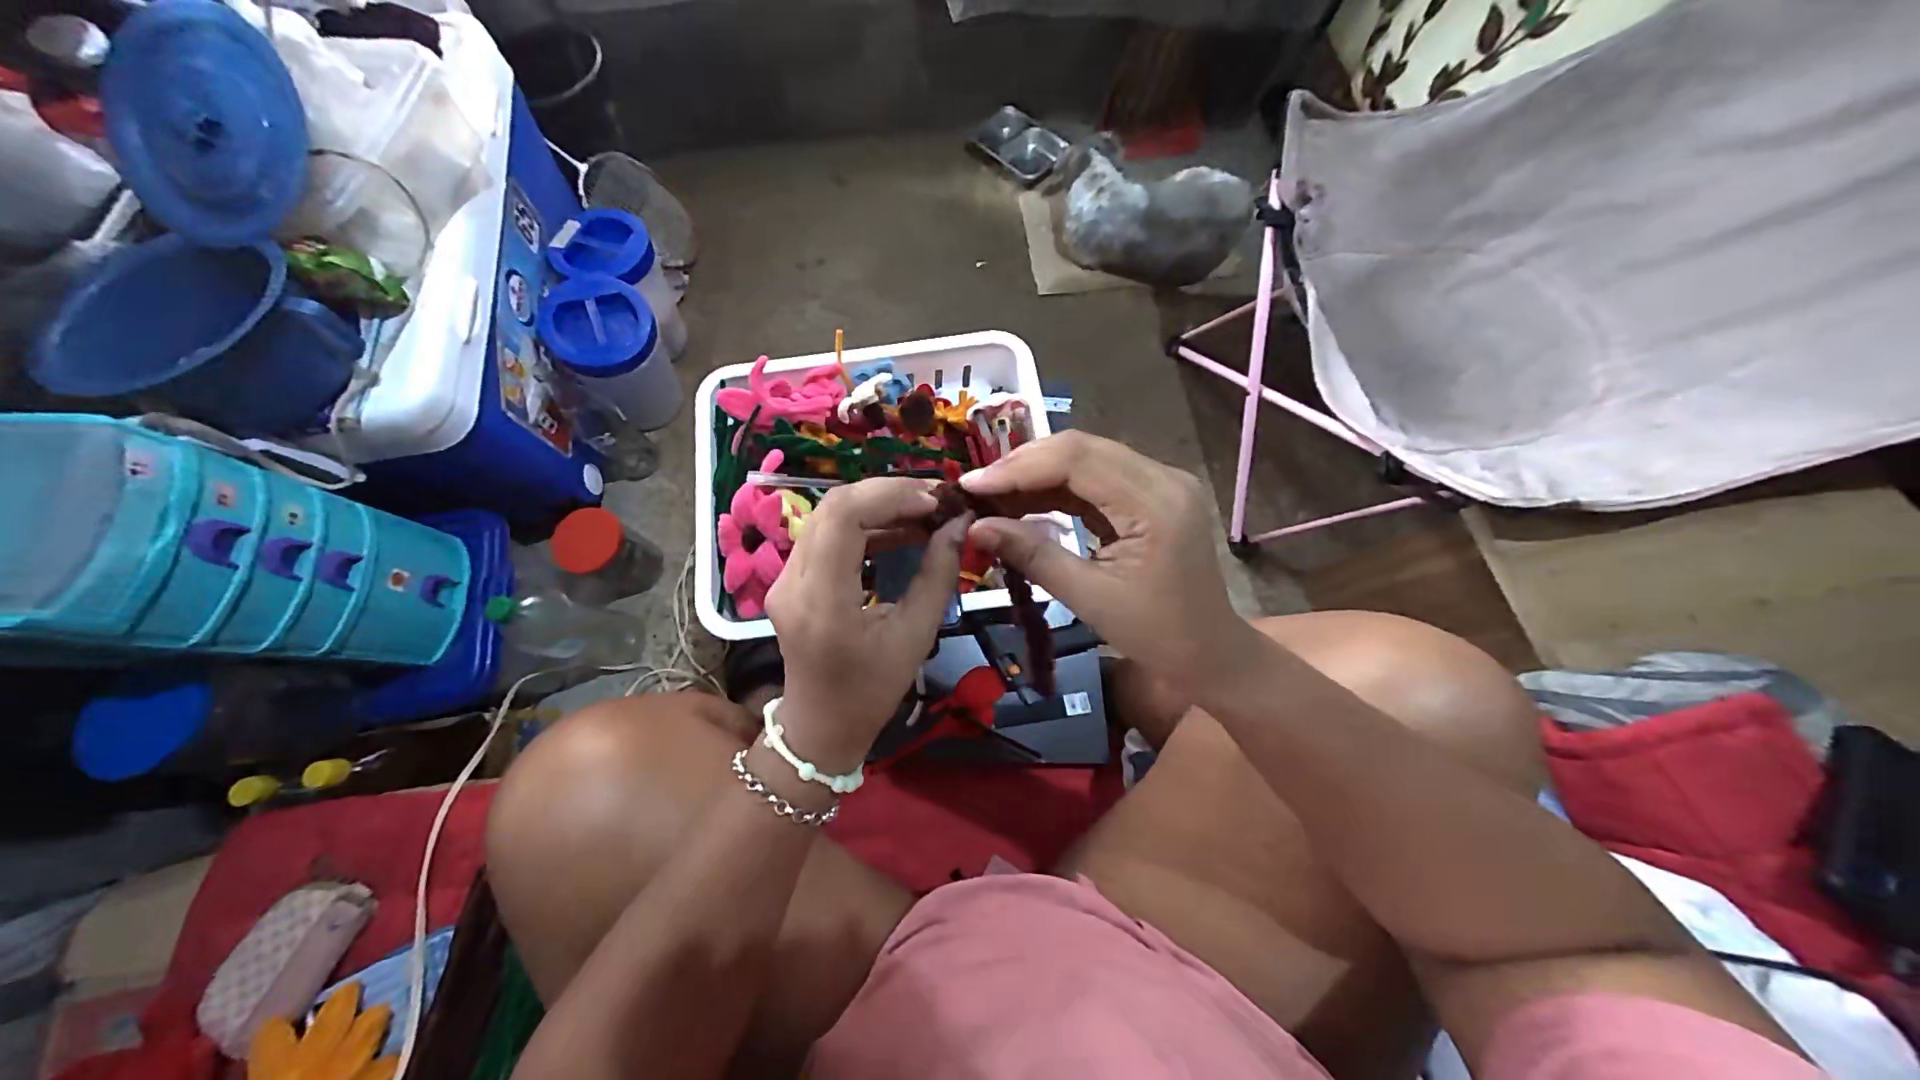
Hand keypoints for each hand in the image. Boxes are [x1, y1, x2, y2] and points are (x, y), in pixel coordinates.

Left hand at [764, 478, 968, 772]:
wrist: (822, 725)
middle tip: (936, 500)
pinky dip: (864, 525)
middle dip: (888, 494)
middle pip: (834, 506)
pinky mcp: (789, 579)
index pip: (844, 517)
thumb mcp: (916, 635)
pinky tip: (900, 529)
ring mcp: (784, 579)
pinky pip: (825, 535)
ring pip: (828, 515)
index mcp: (822, 601)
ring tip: (924, 512)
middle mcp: (793, 582)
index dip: (891, 497)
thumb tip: (960, 524)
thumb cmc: (872, 691)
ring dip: (877, 506)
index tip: (935, 503)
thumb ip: (938, 574)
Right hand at [962, 431, 1255, 688]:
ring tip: (992, 497)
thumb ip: (1032, 555)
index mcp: (1156, 502)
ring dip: (1037, 474)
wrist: (1210, 652)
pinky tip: (1025, 502)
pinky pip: (1097, 477)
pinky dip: (1058, 487)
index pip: (1077, 460)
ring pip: (1086, 457)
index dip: (1018, 468)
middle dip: (1023, 465)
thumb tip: (975, 527)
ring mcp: (1161, 481)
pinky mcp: (1152, 493)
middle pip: (1080, 448)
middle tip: (977, 490)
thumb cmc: (1155, 634)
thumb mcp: (1088, 597)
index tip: (972, 485)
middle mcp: (1163, 477)